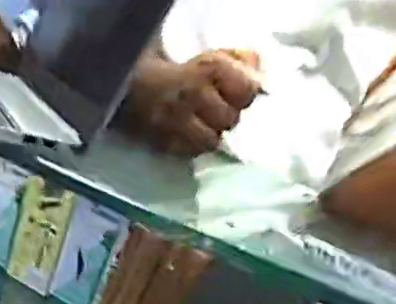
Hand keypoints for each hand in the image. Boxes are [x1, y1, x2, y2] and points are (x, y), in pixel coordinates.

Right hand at [125, 50, 262, 157]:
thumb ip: (240, 62)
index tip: (236, 97)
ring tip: (203, 128)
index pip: (247, 91)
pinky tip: (188, 137)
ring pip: (211, 141)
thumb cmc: (180, 74)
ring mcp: (178, 122)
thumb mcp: (212, 57)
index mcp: (210, 69)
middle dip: (225, 119)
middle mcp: (196, 94)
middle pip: (230, 120)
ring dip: (210, 136)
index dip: (244, 97)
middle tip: (215, 114)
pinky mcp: (165, 142)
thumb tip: (259, 73)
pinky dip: (193, 147)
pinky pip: (191, 153)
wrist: (136, 90)